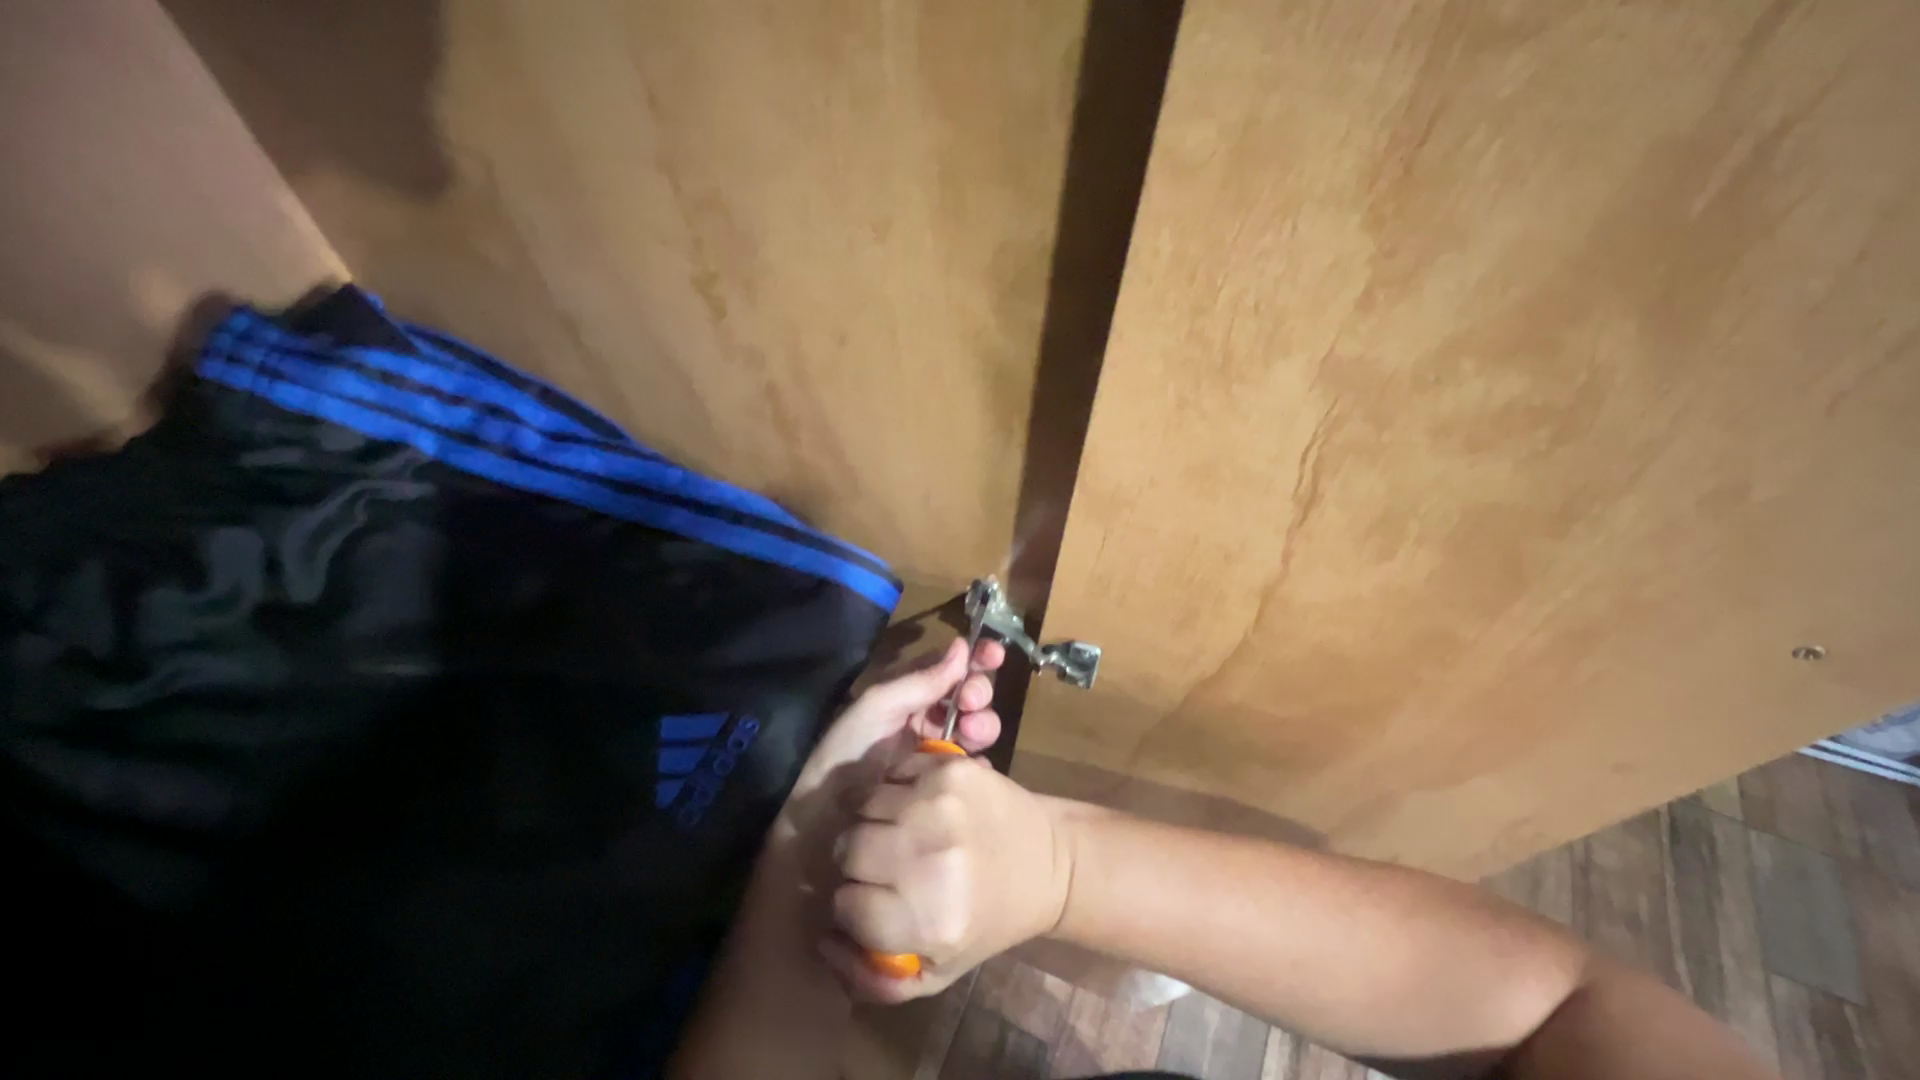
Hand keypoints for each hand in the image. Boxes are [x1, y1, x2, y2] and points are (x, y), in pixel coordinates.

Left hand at [775, 637, 1006, 856]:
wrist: (831, 817)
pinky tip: (977, 764)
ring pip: (977, 728)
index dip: (975, 658)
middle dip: (979, 692)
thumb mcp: (879, 706)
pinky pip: (973, 768)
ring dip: (983, 723)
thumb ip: (920, 679)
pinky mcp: (943, 785)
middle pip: (969, 696)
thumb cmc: (849, 751)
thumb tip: (962, 647)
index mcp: (908, 694)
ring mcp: (938, 752)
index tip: (994, 654)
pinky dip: (981, 761)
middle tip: (971, 701)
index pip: (948, 668)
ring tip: (973, 732)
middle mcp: (926, 718)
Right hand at [819, 750, 1072, 1001]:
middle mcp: (932, 858)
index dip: (851, 905)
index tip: (871, 902)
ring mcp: (940, 805)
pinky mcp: (951, 768)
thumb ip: (870, 976)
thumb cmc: (987, 921)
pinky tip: (915, 805)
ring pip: (862, 804)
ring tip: (897, 832)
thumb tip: (821, 939)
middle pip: (847, 849)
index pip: (845, 905)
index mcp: (928, 919)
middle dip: (855, 860)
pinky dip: (894, 787)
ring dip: (871, 819)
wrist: (1049, 862)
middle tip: (880, 864)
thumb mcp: (936, 971)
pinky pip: (891, 771)